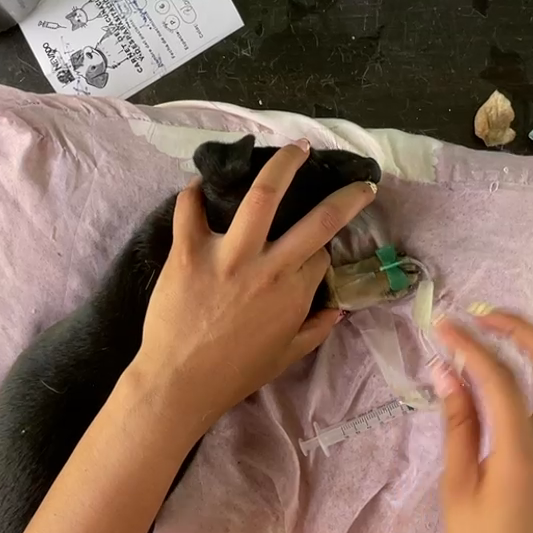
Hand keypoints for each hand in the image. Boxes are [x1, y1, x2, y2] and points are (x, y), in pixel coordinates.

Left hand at [129, 140, 376, 441]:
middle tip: (354, 181)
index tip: (317, 245)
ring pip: (262, 195)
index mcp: (294, 293)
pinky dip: (194, 191)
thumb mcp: (285, 358)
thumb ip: (315, 331)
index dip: (323, 246)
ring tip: (294, 148)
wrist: (178, 384)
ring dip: (282, 165)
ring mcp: (228, 255)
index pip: (321, 252)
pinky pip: (190, 209)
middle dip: (344, 196)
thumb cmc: (234, 375)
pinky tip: (201, 181)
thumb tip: (339, 310)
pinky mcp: (188, 251)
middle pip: (317, 219)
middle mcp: (268, 267)